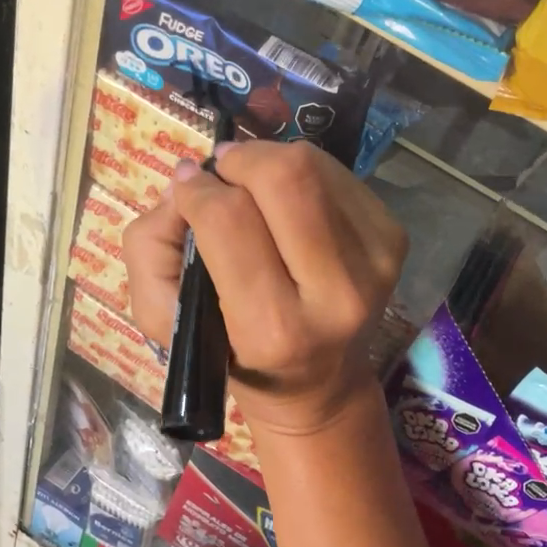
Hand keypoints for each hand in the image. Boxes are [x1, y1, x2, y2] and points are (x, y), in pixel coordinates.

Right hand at [123, 141, 406, 438]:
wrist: (319, 386)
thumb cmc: (233, 356)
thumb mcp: (167, 322)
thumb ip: (151, 250)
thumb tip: (185, 177)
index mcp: (274, 328)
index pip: (229, 221)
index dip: (198, 191)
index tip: (187, 189)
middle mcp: (336, 296)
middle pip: (286, 179)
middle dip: (241, 160)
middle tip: (222, 173)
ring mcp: (374, 266)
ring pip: (314, 166)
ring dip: (271, 161)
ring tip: (252, 185)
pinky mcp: (394, 242)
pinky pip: (340, 174)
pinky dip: (305, 173)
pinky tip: (289, 202)